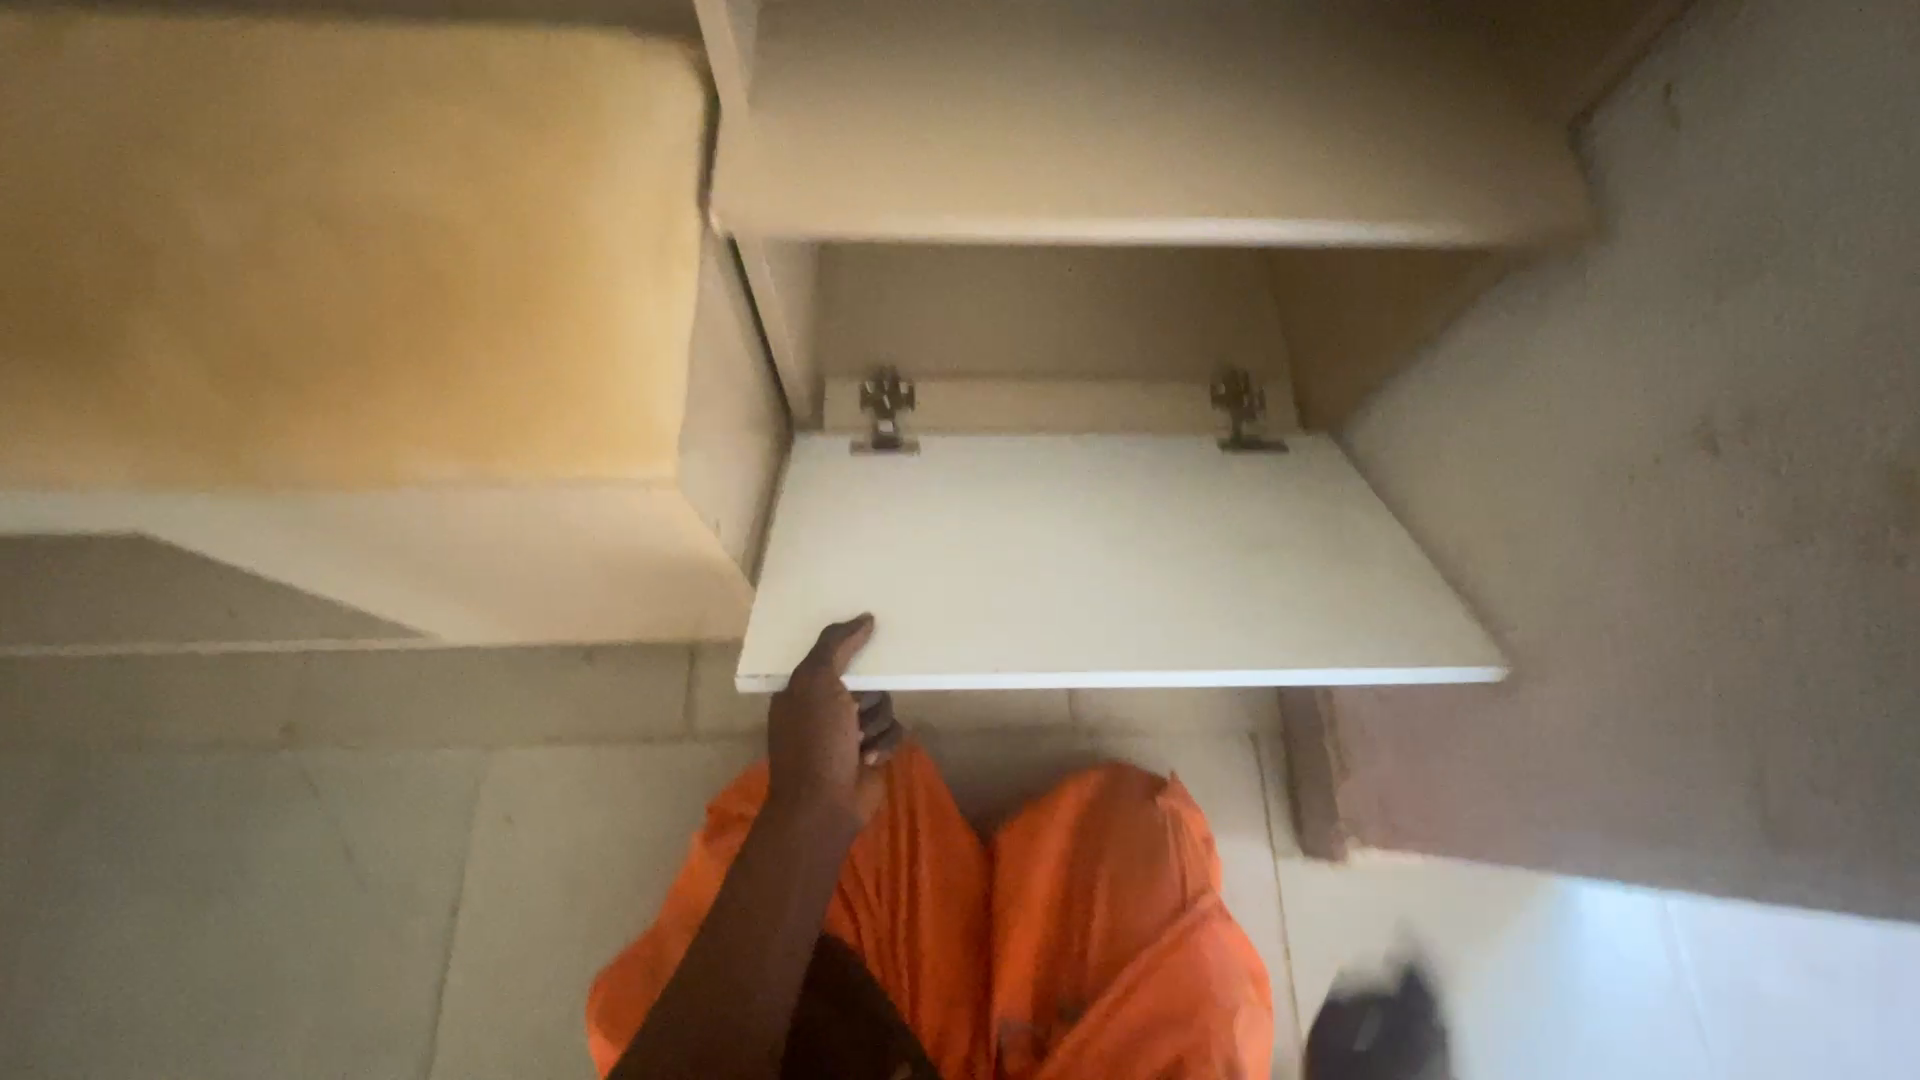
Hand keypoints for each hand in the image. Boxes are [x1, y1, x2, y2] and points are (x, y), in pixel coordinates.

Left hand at [766, 614, 903, 827]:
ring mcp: (850, 731)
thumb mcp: (816, 682)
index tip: (875, 631)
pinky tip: (869, 759)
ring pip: (885, 704)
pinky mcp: (873, 750)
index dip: (853, 646)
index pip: (835, 654)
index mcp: (805, 688)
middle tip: (853, 712)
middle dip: (868, 697)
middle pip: (869, 679)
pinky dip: (884, 744)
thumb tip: (866, 618)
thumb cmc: (813, 741)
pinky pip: (896, 730)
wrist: (824, 805)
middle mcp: (827, 706)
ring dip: (875, 724)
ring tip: (858, 744)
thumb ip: (836, 645)